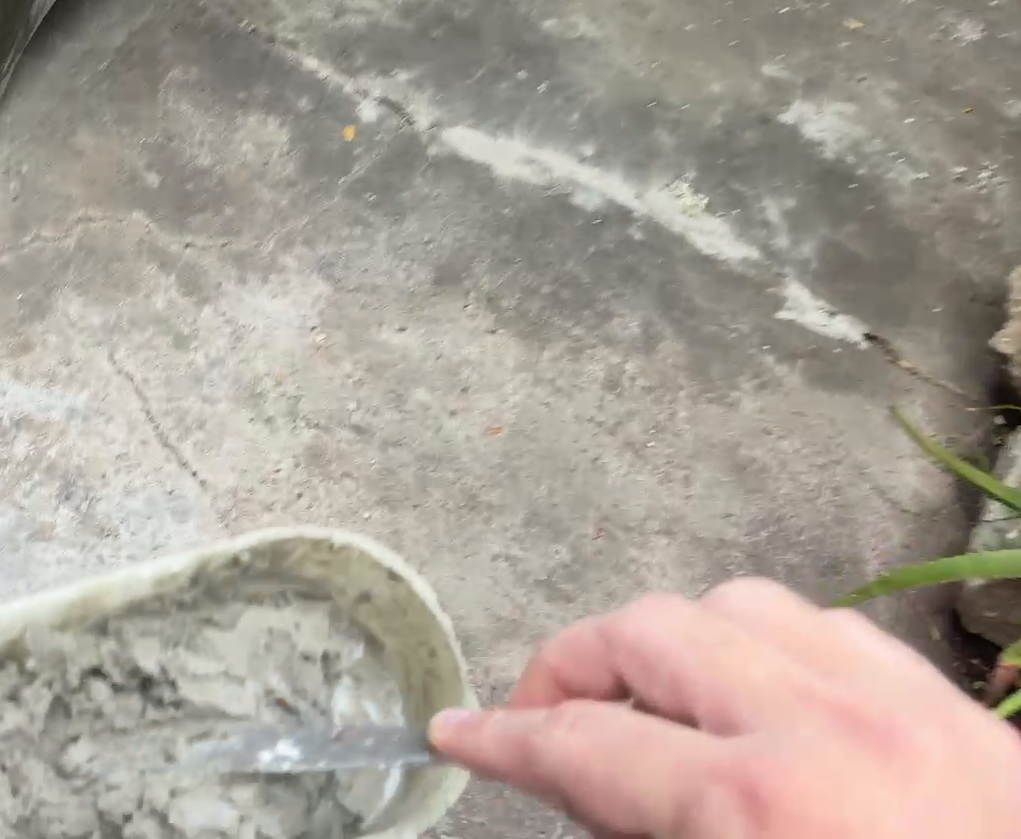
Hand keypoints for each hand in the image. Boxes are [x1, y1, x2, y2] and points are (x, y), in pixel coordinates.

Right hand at [431, 579, 1020, 836]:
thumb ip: (632, 827)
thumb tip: (564, 775)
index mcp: (777, 810)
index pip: (585, 745)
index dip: (502, 739)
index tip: (456, 734)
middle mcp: (846, 738)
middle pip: (644, 632)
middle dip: (572, 670)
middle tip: (549, 725)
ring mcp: (929, 724)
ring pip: (740, 607)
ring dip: (677, 650)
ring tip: (663, 712)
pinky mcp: (988, 732)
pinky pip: (837, 637)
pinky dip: (773, 655)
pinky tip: (767, 710)